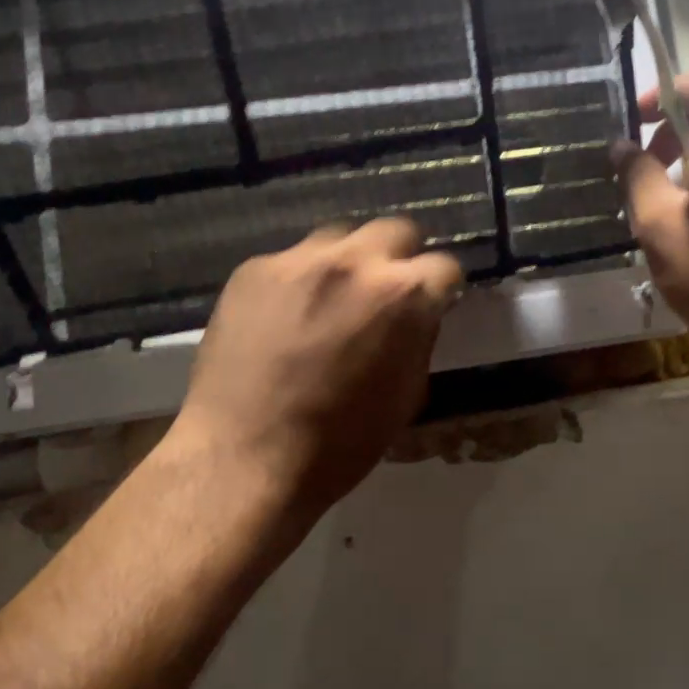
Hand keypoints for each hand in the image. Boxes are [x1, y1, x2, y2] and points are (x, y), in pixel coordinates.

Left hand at [175, 219, 463, 511]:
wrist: (243, 458)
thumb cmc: (339, 443)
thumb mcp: (406, 396)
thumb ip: (418, 339)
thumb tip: (419, 315)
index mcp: (403, 295)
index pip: (445, 266)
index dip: (443, 289)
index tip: (433, 304)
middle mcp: (354, 262)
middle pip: (396, 230)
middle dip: (401, 259)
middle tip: (387, 293)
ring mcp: (298, 260)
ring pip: (340, 237)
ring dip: (349, 262)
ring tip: (334, 299)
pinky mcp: (254, 269)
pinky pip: (291, 261)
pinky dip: (300, 282)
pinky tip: (286, 317)